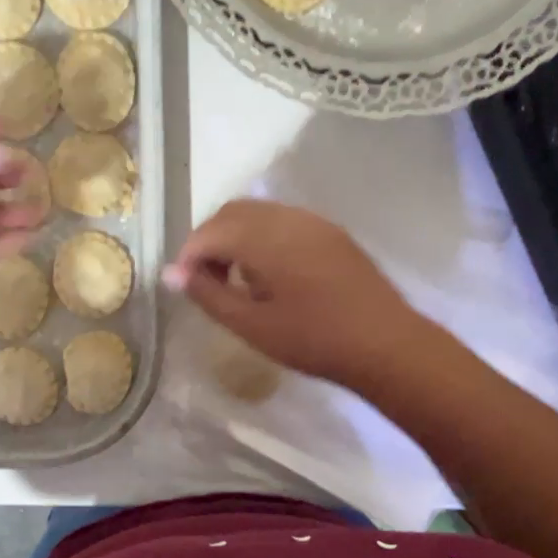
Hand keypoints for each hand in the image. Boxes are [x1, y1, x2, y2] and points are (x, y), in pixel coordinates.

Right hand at [163, 200, 432, 387]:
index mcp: (264, 237)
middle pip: (232, 213)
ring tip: (236, 282)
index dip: (188, 257)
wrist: (384, 343)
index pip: (209, 232)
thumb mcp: (252, 325)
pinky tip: (270, 276)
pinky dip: (263, 238)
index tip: (182, 287)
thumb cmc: (313, 341)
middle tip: (205, 282)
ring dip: (237, 238)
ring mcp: (313, 222)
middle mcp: (287, 217)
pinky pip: (284, 222)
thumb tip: (172, 274)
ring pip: (259, 214)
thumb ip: (208, 295)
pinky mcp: (332, 233)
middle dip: (209, 241)